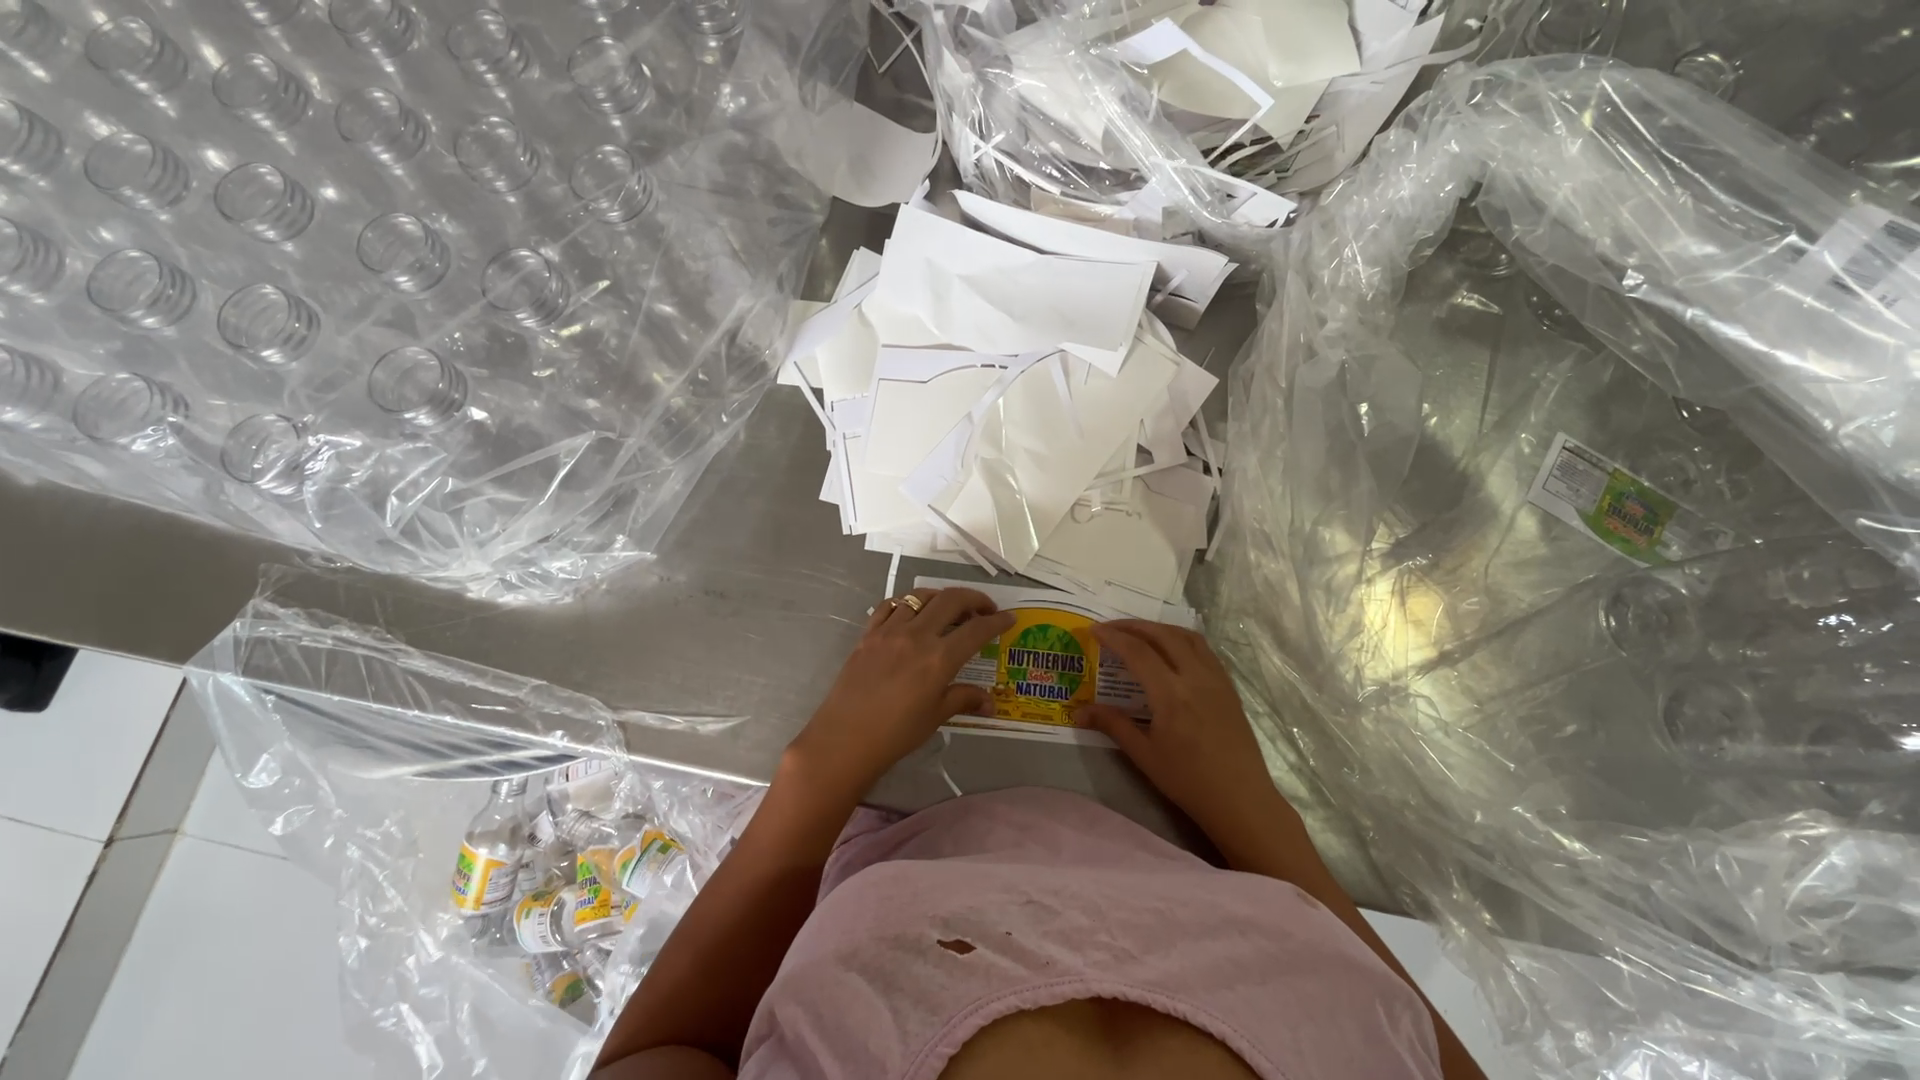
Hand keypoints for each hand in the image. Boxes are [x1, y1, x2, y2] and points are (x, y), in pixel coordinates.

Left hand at [787, 587, 1014, 796]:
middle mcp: (916, 636)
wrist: (845, 739)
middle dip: (974, 599)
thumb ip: (963, 699)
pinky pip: (889, 606)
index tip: (1009, 619)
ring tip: (950, 608)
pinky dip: (906, 603)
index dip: (997, 622)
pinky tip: (911, 613)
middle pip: (951, 600)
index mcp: (939, 658)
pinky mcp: (867, 635)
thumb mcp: (935, 717)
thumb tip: (990, 701)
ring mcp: (889, 631)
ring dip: (941, 597)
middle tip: (985, 610)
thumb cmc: (896, 734)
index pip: (976, 630)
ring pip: (920, 597)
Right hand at [1076, 621, 1287, 847]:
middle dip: (1134, 626)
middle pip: (1163, 635)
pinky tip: (1171, 651)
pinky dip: (1182, 640)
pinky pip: (1204, 650)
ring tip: (1139, 633)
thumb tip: (1078, 711)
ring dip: (1160, 628)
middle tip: (1111, 628)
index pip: (1138, 652)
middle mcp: (1196, 677)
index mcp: (1171, 694)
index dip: (1114, 637)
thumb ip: (1113, 725)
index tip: (1093, 631)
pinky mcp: (1228, 687)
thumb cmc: (1188, 780)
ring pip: (1187, 637)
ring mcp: (1216, 679)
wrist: (1240, 799)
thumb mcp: (1144, 755)